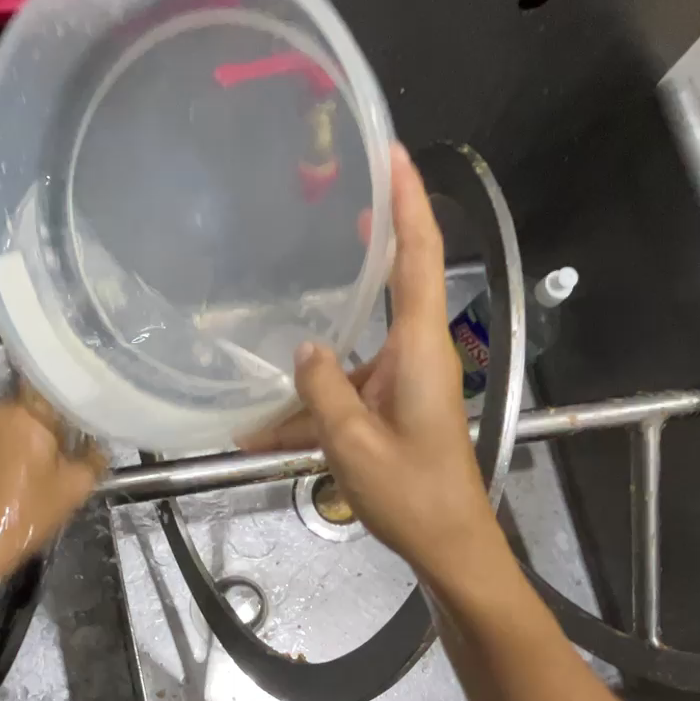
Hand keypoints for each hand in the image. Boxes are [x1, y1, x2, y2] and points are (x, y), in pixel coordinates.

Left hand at [0, 392, 106, 582]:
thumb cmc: (30, 511)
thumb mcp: (76, 486)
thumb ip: (95, 457)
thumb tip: (101, 445)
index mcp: (27, 412)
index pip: (59, 384)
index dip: (81, 391)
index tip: (100, 401)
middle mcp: (4, 412)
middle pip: (44, 401)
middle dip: (67, 417)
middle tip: (90, 435)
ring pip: (30, 419)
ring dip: (50, 433)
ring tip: (72, 453)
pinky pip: (16, 435)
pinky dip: (33, 444)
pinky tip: (47, 466)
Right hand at [240, 143, 500, 579]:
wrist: (449, 547)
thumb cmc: (411, 495)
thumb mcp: (353, 444)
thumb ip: (323, 389)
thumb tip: (303, 348)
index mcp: (419, 349)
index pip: (418, 256)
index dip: (407, 201)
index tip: (390, 153)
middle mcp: (416, 354)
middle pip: (389, 287)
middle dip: (362, 246)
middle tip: (322, 209)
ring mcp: (403, 384)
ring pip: (349, 359)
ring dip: (305, 375)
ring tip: (251, 391)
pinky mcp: (391, 411)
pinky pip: (343, 398)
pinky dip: (308, 413)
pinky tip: (259, 437)